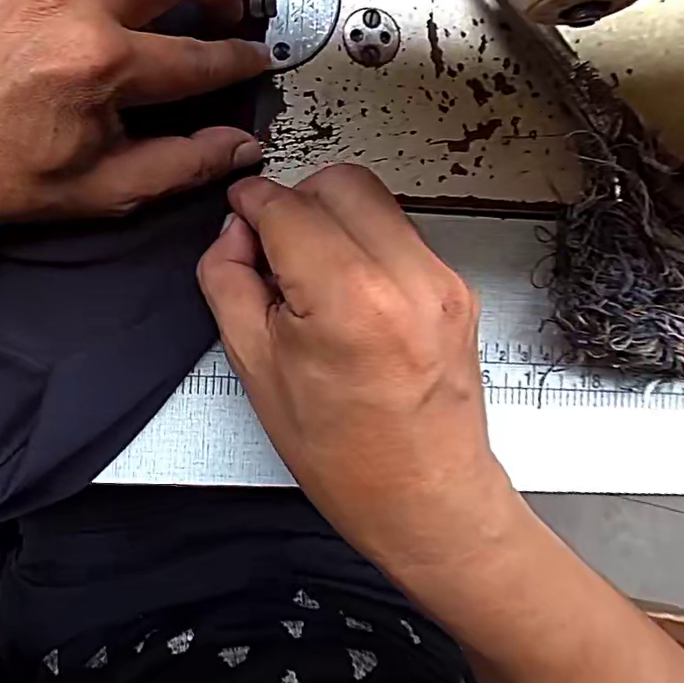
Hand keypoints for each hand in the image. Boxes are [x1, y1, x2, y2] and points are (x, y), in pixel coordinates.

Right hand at [196, 164, 520, 570]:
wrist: (425, 499)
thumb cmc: (344, 454)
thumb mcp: (253, 366)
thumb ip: (227, 281)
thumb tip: (234, 233)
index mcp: (350, 301)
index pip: (288, 208)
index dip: (251, 202)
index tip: (238, 208)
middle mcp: (409, 278)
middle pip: (337, 183)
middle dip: (292, 200)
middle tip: (268, 243)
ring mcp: (442, 280)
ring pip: (371, 198)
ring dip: (326, 217)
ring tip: (305, 270)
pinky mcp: (455, 286)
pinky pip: (395, 230)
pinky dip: (357, 238)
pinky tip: (339, 285)